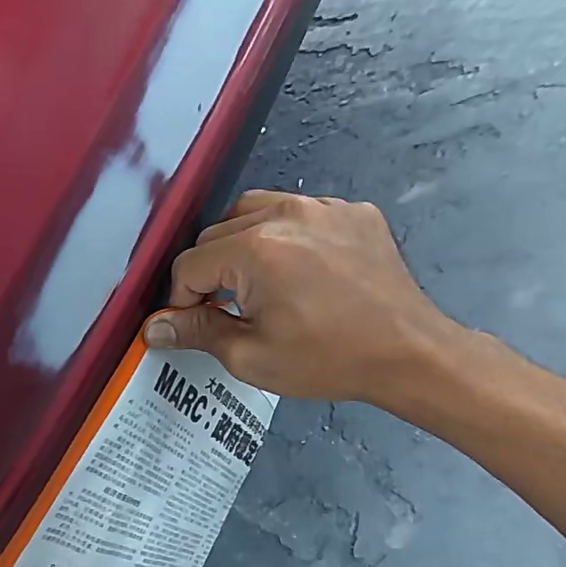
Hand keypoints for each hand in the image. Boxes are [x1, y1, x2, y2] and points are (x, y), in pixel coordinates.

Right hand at [143, 190, 467, 407]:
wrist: (409, 353)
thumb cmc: (327, 360)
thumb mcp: (251, 356)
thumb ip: (197, 332)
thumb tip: (155, 327)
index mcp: (255, 250)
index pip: (189, 265)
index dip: (182, 300)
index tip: (198, 324)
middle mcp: (286, 213)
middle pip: (216, 235)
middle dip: (210, 273)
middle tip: (228, 311)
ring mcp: (324, 206)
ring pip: (252, 212)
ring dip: (240, 246)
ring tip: (256, 285)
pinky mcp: (352, 210)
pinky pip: (297, 212)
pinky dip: (284, 236)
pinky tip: (299, 270)